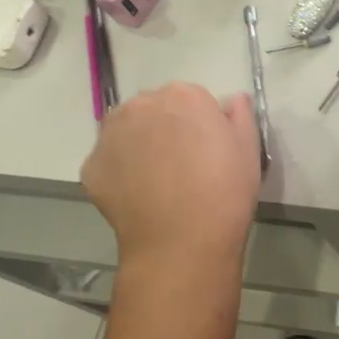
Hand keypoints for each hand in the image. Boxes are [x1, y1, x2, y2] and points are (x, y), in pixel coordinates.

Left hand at [81, 82, 260, 270]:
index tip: (207, 147)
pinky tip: (138, 196)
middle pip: (152, 109)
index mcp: (183, 96)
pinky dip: (119, 173)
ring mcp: (110, 135)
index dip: (199, 123)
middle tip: (182, 164)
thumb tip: (232, 100)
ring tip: (156, 180)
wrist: (183, 242)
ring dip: (137, 145)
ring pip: (125, 131)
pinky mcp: (90, 166)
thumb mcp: (249, 148)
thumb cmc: (225, 191)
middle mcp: (141, 105)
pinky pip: (108, 161)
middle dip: (164, 128)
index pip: (189, 98)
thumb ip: (240, 115)